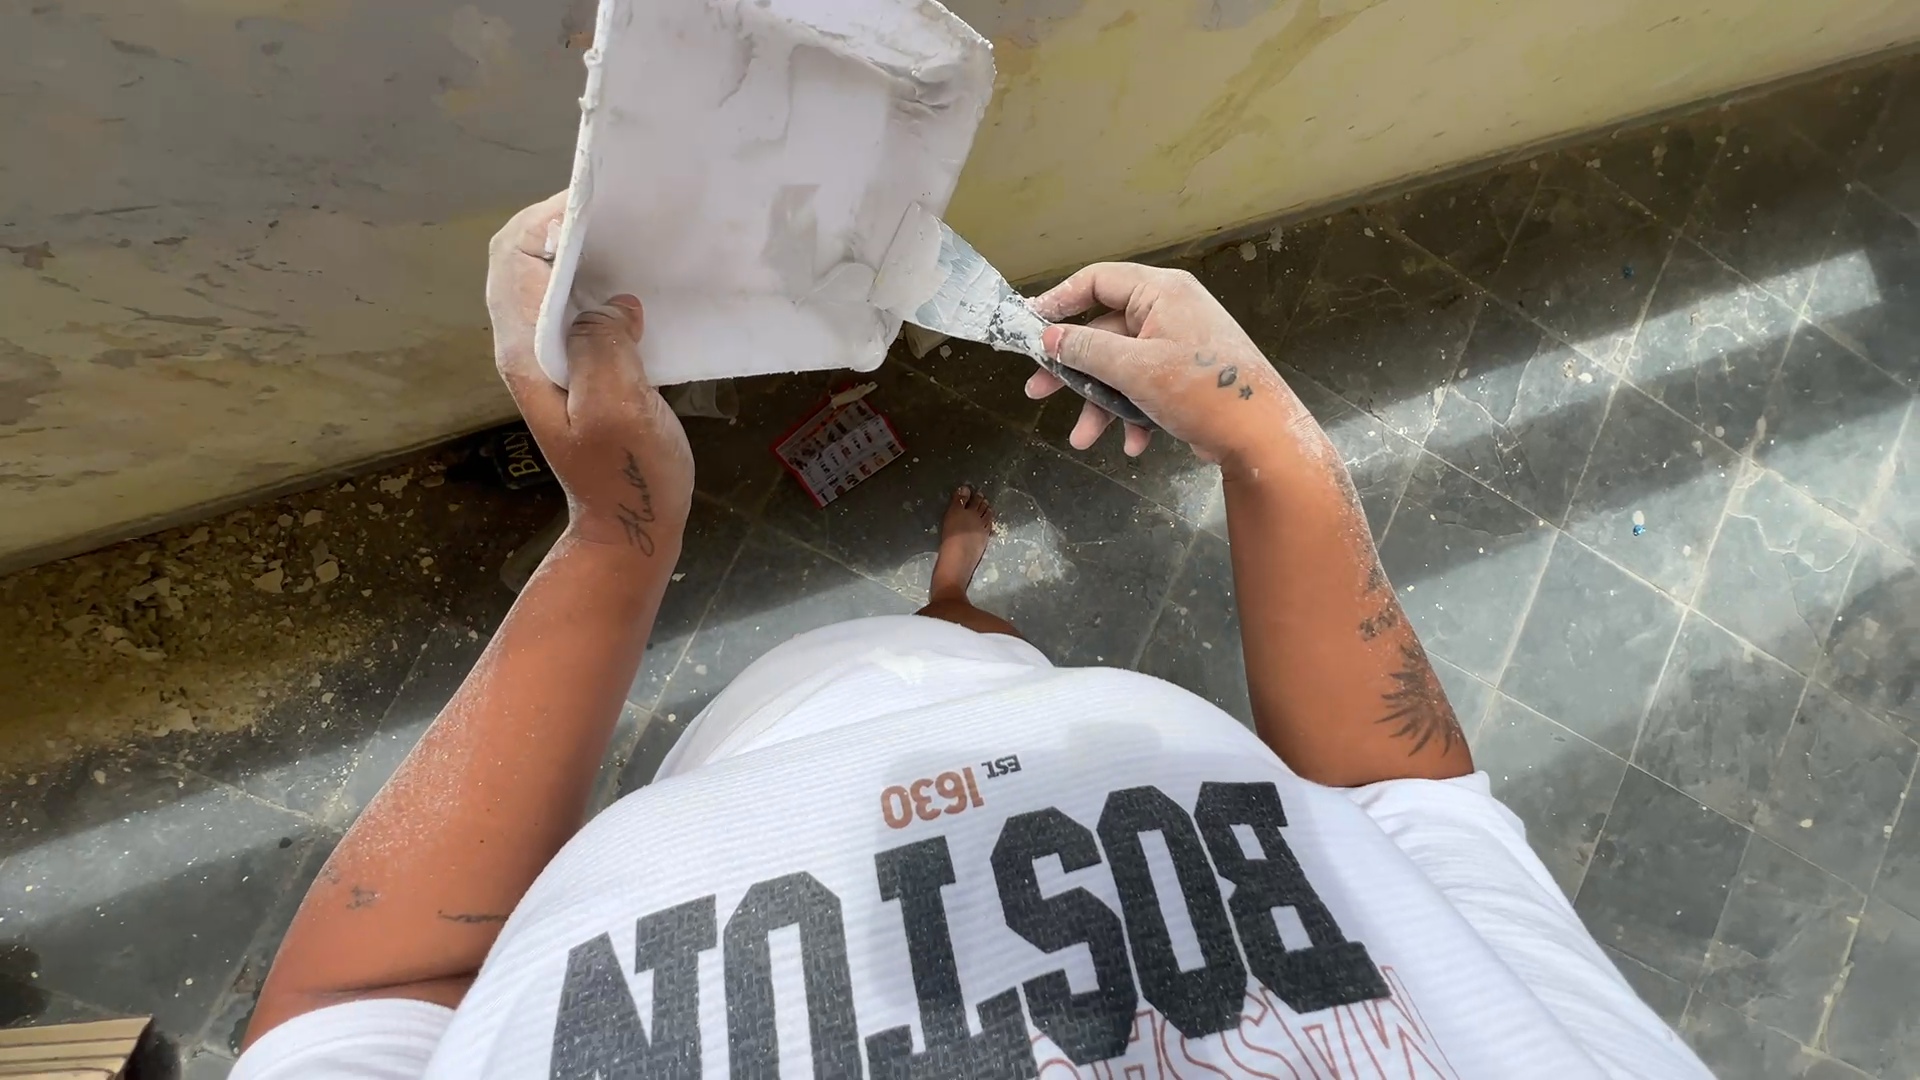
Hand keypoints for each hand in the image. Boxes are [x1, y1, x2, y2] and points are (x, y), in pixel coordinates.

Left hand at [486, 194, 693, 558]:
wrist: (631, 528)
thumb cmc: (628, 474)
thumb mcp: (619, 408)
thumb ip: (604, 346)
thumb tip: (613, 304)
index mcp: (529, 352)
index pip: (517, 258)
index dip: (550, 221)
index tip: (602, 208)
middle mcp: (530, 350)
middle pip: (523, 263)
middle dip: (560, 226)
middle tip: (616, 217)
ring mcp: (553, 365)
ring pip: (549, 285)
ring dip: (579, 255)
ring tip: (626, 243)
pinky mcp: (580, 376)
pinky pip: (577, 314)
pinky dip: (597, 289)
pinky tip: (633, 294)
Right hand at [1028, 263, 1310, 474]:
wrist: (1261, 436)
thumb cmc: (1200, 391)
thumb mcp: (1134, 369)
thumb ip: (1086, 350)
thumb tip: (1048, 338)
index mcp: (1160, 293)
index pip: (1097, 281)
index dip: (1058, 301)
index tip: (1028, 326)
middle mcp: (1168, 312)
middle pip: (1103, 333)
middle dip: (1072, 370)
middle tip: (1037, 391)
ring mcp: (1176, 346)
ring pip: (1120, 369)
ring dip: (1101, 405)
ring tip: (1083, 439)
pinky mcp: (1183, 377)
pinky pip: (1143, 389)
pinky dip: (1132, 415)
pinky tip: (1133, 444)